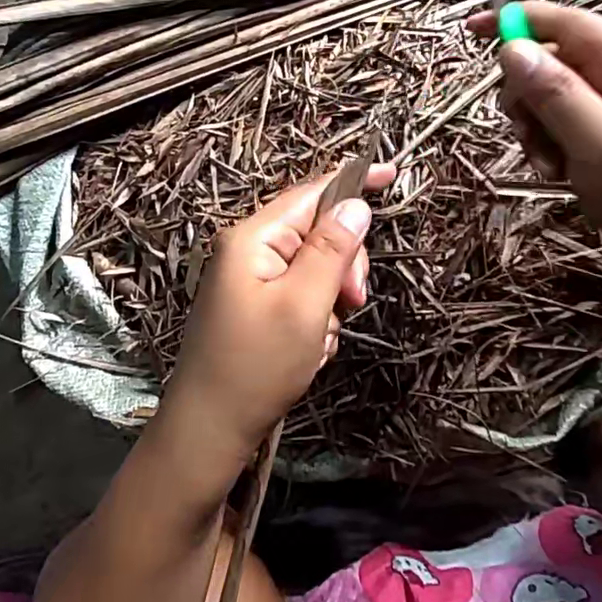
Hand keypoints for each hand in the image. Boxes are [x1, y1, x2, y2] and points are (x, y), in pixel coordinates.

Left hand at [160, 164, 397, 460]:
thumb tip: (356, 204)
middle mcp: (247, 251)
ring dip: (329, 301)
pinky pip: (301, 298)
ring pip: (315, 270)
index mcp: (251, 239)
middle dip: (342, 267)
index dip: (352, 183)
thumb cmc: (255, 365)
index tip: (391, 174)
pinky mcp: (255, 307)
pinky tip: (307, 349)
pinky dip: (314, 320)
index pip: (309, 194)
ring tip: (317, 338)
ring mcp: (249, 280)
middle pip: (316, 234)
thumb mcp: (304, 304)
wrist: (210, 427)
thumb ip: (332, 250)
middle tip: (349, 303)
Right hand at [468, 2, 601, 272]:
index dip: (518, 19)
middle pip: (550, 62)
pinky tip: (557, 170)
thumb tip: (511, 49)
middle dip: (526, 95)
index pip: (566, 24)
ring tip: (549, 162)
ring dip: (534, 128)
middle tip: (526, 131)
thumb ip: (555, 93)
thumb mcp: (596, 141)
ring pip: (547, 96)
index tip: (472, 29)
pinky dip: (546, 144)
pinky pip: (556, 123)